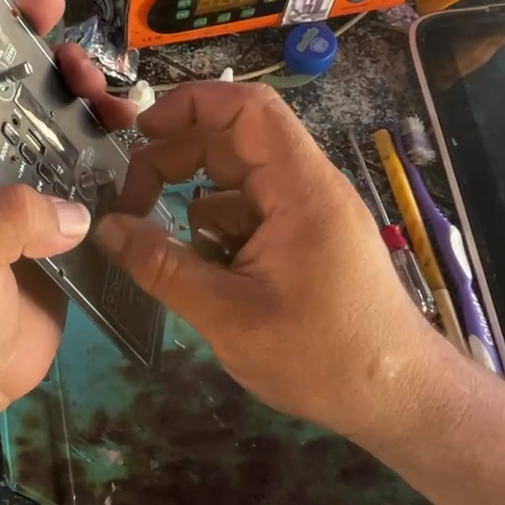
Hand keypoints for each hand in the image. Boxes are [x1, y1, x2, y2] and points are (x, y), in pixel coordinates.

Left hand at [0, 0, 133, 414]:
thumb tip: (73, 211)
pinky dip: (123, 175)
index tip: (41, 6)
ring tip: (126, 115)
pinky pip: (99, 195)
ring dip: (99, 121)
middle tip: (95, 76)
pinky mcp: (67, 239)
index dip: (5, 41)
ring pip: (73, 145)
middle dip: (65, 78)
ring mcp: (34, 206)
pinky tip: (145, 165)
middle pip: (36, 106)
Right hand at [90, 81, 456, 436]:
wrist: (399, 400)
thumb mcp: (228, 315)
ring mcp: (305, 214)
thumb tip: (105, 229)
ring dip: (189, 196)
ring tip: (152, 236)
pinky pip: (246, 214)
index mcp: (300, 188)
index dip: (191, 104)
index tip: (141, 133)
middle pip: (232, 140)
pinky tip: (195, 266)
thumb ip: (162, 268)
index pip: (248, 108)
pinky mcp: (301, 241)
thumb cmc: (323, 356)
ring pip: (235, 180)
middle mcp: (305, 188)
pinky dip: (211, 229)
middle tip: (131, 199)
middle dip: (175, 157)